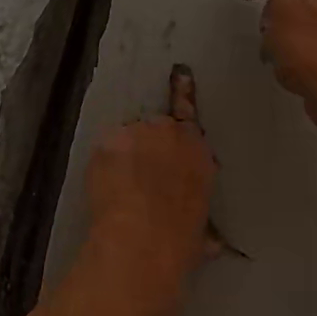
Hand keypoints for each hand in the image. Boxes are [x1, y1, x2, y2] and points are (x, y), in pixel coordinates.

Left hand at [84, 66, 217, 289]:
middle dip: (149, 144)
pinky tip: (104, 186)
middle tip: (140, 174)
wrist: (141, 243)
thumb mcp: (203, 230)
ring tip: (119, 186)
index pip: (189, 109)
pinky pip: (106, 149)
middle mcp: (170, 130)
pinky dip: (104, 164)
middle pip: (155, 125)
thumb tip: (212, 239)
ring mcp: (138, 131)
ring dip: (125, 154)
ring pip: (128, 137)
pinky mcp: (109, 141)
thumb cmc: (179, 242)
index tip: (179, 73)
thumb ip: (203, 219)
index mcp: (198, 150)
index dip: (183, 90)